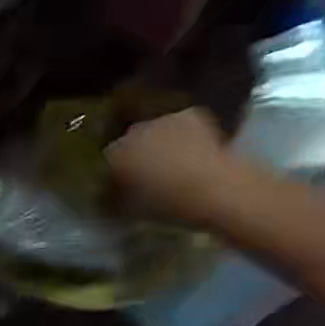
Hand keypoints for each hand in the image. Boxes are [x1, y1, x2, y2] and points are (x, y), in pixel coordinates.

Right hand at [107, 107, 240, 222]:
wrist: (214, 190)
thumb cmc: (170, 207)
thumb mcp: (134, 210)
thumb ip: (117, 198)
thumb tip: (113, 196)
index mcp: (115, 156)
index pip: (109, 162)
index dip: (117, 176)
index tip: (126, 188)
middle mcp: (133, 132)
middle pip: (131, 142)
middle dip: (138, 156)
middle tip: (151, 177)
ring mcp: (162, 120)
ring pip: (156, 131)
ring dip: (161, 143)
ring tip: (175, 166)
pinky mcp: (189, 115)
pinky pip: (181, 124)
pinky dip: (185, 135)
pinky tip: (194, 153)